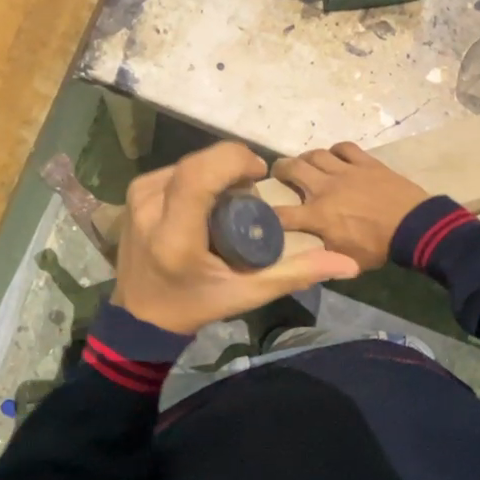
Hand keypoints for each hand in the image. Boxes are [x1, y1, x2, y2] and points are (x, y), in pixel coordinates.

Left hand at [111, 142, 360, 334]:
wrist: (140, 319)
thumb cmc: (194, 307)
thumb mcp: (246, 294)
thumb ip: (294, 274)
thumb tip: (346, 264)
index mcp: (175, 234)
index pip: (200, 174)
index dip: (233, 160)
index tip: (258, 175)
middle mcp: (149, 209)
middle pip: (197, 164)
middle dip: (230, 167)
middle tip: (250, 193)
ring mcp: (136, 199)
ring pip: (186, 165)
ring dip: (214, 174)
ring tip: (230, 201)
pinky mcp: (133, 195)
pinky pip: (172, 172)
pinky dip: (196, 179)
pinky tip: (206, 203)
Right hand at [272, 142, 431, 269]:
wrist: (413, 227)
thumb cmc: (378, 248)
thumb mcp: (347, 261)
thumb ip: (325, 257)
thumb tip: (312, 261)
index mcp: (318, 216)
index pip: (281, 214)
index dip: (267, 214)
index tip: (260, 213)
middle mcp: (325, 188)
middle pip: (292, 168)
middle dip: (280, 169)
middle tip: (278, 173)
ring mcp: (346, 171)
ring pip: (316, 154)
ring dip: (306, 157)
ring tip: (304, 163)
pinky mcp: (365, 162)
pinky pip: (344, 148)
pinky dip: (335, 151)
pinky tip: (334, 156)